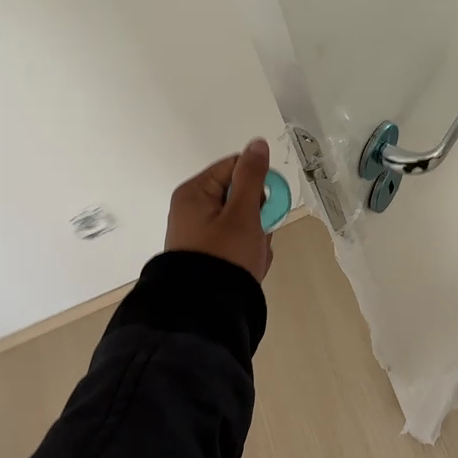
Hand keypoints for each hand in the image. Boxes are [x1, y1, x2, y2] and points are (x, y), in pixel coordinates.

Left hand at [164, 138, 275, 281]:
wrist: (205, 314)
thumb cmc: (224, 256)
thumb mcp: (243, 213)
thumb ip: (252, 176)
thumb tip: (257, 142)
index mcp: (195, 193)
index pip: (236, 167)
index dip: (257, 184)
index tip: (264, 206)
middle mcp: (193, 209)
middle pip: (240, 195)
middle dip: (257, 216)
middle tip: (257, 235)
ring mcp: (199, 234)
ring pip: (242, 222)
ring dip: (256, 237)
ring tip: (253, 258)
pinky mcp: (207, 255)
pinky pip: (235, 243)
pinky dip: (247, 253)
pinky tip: (249, 268)